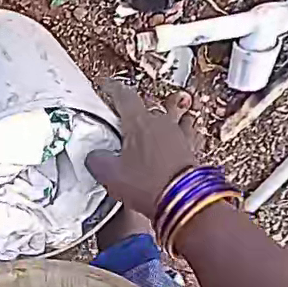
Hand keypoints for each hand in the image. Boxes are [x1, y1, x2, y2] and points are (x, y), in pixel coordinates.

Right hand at [84, 78, 199, 219]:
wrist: (184, 201)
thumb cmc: (145, 183)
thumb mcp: (108, 173)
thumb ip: (96, 159)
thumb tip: (95, 155)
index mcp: (138, 122)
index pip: (124, 95)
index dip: (112, 88)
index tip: (105, 85)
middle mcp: (161, 122)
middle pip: (147, 106)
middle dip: (135, 108)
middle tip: (123, 114)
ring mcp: (180, 133)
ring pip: (169, 116)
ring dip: (161, 117)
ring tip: (154, 121)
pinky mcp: (192, 148)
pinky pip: (186, 131)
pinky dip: (179, 131)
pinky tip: (177, 135)